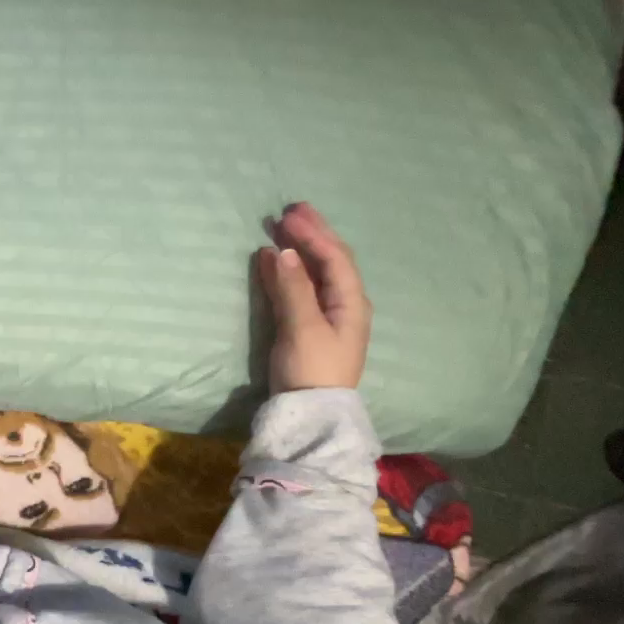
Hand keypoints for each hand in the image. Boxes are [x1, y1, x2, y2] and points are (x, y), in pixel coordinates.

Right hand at [258, 202, 371, 391]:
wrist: (310, 413)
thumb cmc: (312, 369)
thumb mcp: (303, 328)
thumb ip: (293, 289)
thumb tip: (283, 251)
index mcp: (351, 301)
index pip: (335, 257)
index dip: (314, 234)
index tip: (289, 214)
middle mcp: (342, 304)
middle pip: (329, 261)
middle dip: (312, 234)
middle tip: (291, 211)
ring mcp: (324, 316)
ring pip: (313, 274)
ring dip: (298, 250)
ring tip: (280, 230)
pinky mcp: (305, 328)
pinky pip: (298, 290)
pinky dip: (286, 273)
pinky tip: (272, 264)